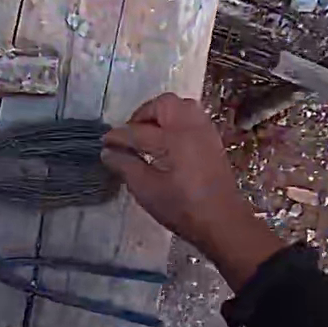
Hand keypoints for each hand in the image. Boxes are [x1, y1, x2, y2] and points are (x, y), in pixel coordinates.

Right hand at [101, 93, 286, 289]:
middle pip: (164, 104)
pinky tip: (167, 141)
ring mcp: (205, 132)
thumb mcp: (147, 190)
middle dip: (143, 115)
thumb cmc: (182, 208)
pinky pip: (192, 117)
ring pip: (181, 106)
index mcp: (174, 139)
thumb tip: (108, 152)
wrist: (222, 222)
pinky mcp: (212, 140)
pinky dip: (176, 121)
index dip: (117, 137)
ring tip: (149, 134)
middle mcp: (191, 128)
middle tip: (130, 134)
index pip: (137, 131)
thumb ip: (126, 167)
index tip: (105, 143)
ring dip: (161, 115)